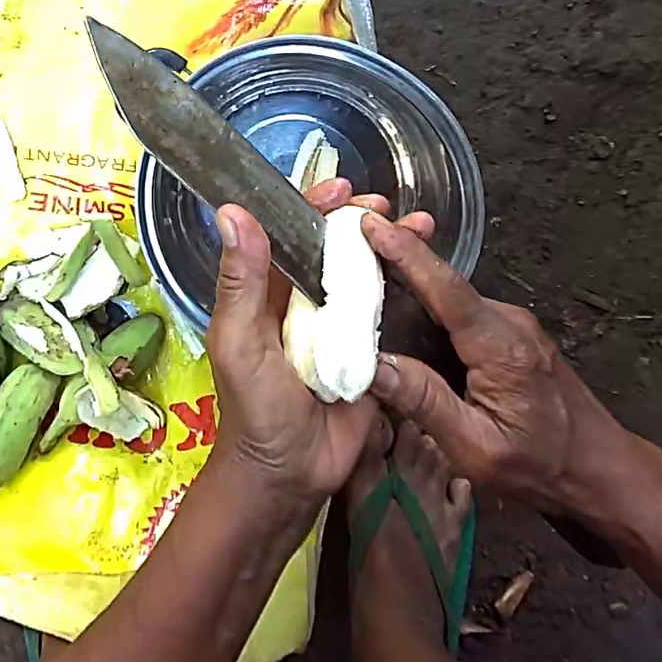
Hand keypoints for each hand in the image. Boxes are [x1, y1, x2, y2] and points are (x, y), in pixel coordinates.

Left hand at [204, 178, 388, 504]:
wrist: (291, 473)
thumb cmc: (254, 406)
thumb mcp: (239, 339)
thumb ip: (240, 280)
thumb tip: (232, 212)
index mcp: (265, 290)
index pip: (288, 234)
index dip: (311, 207)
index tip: (341, 188)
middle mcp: (302, 298)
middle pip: (331, 246)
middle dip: (358, 221)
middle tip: (386, 205)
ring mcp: (337, 323)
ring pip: (363, 272)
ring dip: (388, 246)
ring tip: (417, 225)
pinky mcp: (369, 348)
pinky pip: (388, 309)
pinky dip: (407, 286)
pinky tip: (429, 266)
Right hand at [359, 211, 637, 520]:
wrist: (606, 474)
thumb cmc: (544, 468)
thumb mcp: (476, 448)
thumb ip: (424, 402)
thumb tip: (371, 366)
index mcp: (503, 348)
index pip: (447, 288)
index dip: (407, 254)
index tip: (372, 226)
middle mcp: (509, 324)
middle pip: (442, 283)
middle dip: (395, 258)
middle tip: (347, 242)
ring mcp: (510, 325)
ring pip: (447, 296)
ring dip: (406, 283)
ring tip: (358, 273)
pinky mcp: (505, 333)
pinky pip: (456, 310)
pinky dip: (423, 303)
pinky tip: (394, 308)